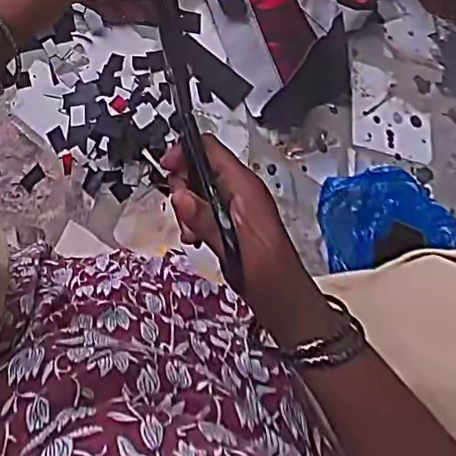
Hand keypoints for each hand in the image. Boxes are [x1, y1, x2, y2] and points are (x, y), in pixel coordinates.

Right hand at [162, 135, 338, 344]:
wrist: (288, 308)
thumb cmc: (272, 279)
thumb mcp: (233, 248)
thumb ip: (205, 220)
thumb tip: (180, 195)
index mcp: (245, 187)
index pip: (209, 147)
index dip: (183, 151)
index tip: (167, 167)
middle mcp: (241, 190)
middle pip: (198, 166)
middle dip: (182, 187)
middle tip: (183, 213)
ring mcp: (237, 204)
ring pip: (197, 187)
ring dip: (186, 207)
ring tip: (192, 232)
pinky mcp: (231, 219)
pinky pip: (203, 206)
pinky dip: (193, 218)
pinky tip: (196, 237)